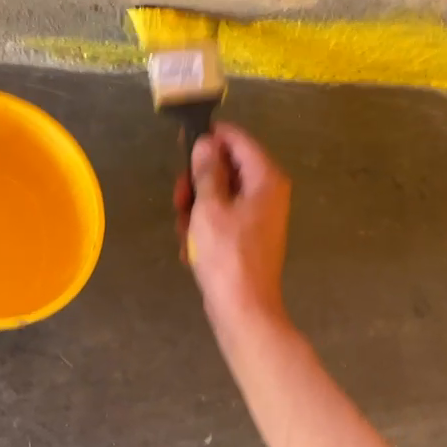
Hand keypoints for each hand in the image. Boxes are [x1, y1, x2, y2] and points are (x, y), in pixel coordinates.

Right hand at [173, 122, 291, 328]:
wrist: (242, 307)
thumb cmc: (226, 255)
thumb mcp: (209, 207)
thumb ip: (206, 171)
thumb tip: (206, 143)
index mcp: (265, 179)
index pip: (237, 140)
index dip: (209, 139)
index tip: (182, 145)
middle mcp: (267, 193)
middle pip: (225, 169)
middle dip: (197, 183)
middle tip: (179, 202)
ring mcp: (258, 216)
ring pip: (218, 196)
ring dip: (195, 210)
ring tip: (185, 233)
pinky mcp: (247, 237)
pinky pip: (221, 219)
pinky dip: (204, 229)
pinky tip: (193, 248)